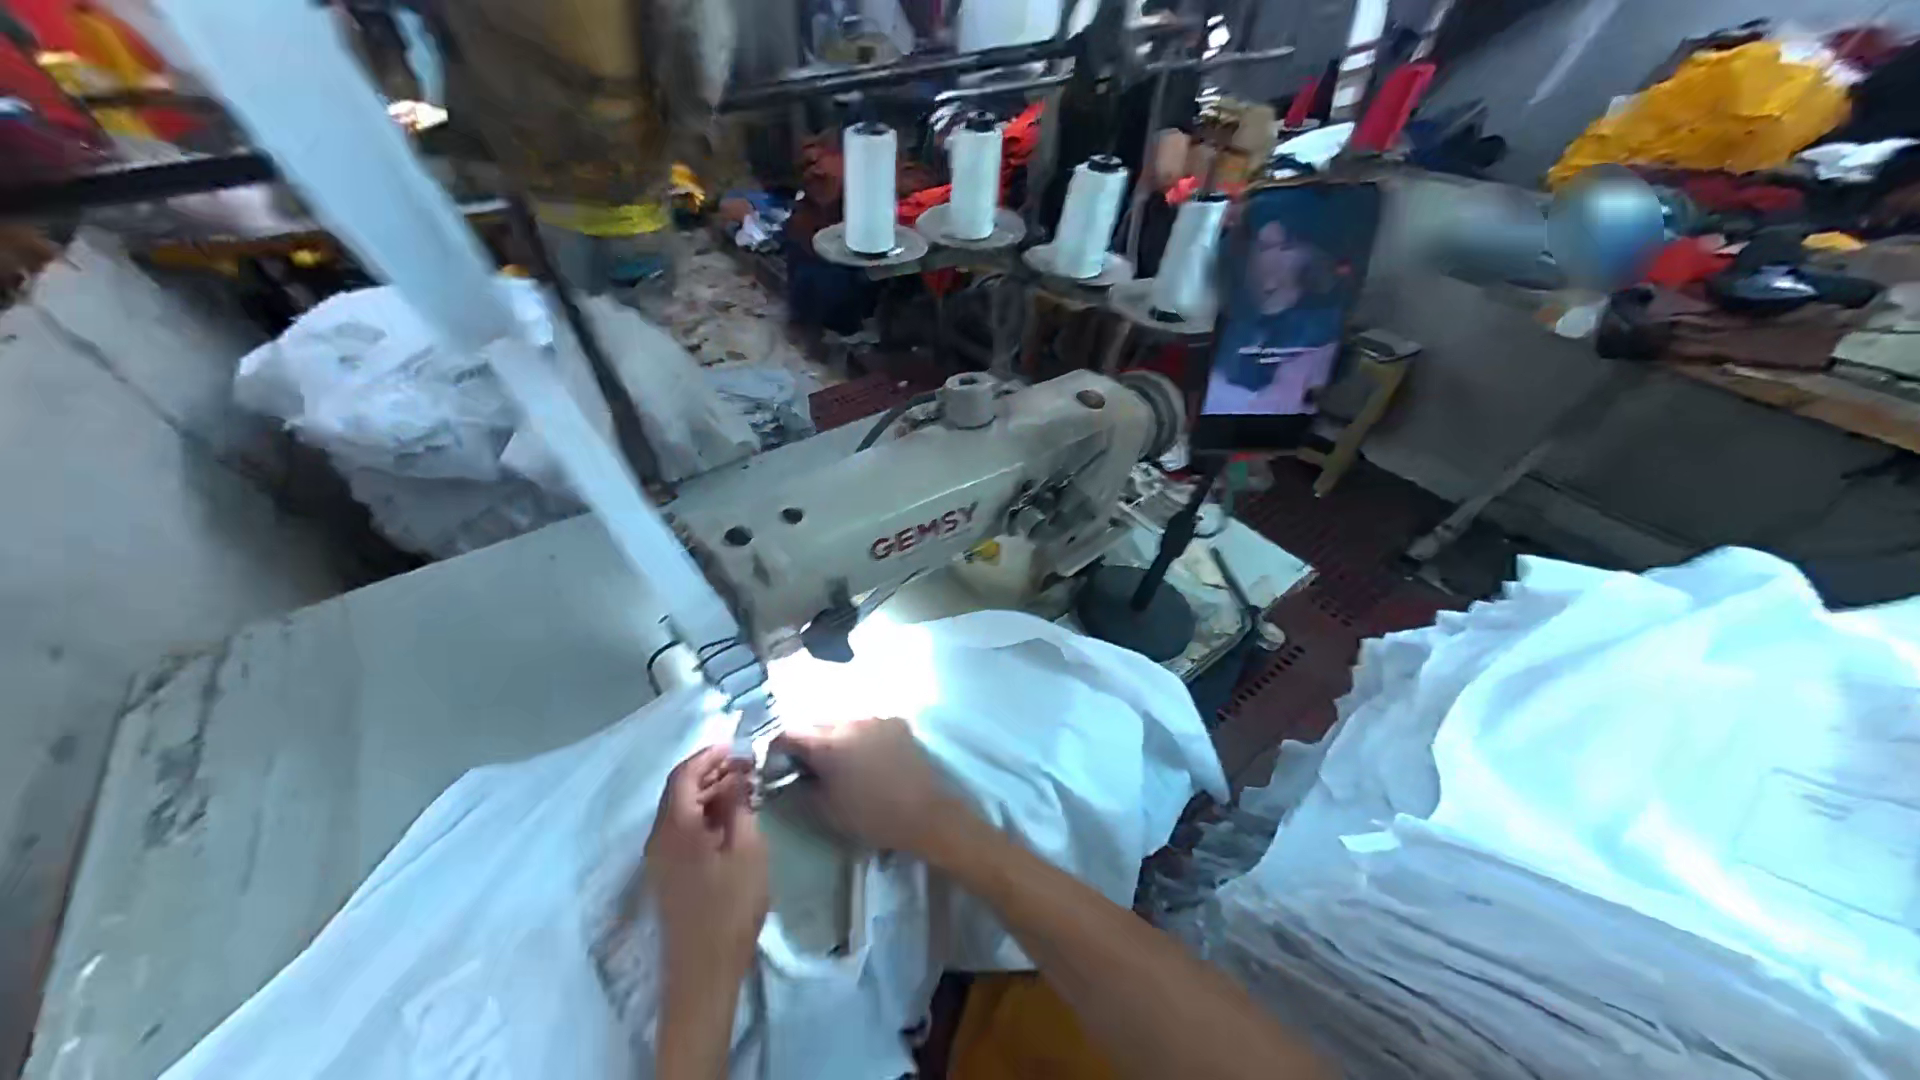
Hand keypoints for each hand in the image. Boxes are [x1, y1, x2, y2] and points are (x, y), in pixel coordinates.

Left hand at [645, 745, 768, 978]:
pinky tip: (732, 817)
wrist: (704, 970)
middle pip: (680, 791)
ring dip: (710, 793)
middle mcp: (659, 838)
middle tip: (747, 765)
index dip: (709, 755)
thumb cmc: (730, 905)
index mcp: (675, 827)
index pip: (684, 775)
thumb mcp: (747, 848)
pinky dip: (706, 814)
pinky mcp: (668, 874)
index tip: (737, 746)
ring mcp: (660, 858)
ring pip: (682, 810)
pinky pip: (683, 830)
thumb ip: (739, 807)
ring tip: (745, 787)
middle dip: (712, 772)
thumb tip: (736, 778)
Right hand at [773, 717, 966, 856]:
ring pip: (842, 721)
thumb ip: (801, 787)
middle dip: (806, 740)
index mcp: (828, 743)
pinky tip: (865, 755)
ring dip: (833, 736)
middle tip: (805, 764)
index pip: (788, 733)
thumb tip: (788, 775)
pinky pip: (867, 723)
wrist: (925, 813)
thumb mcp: (826, 809)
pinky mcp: (896, 723)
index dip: (777, 747)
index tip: (775, 761)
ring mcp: (876, 719)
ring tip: (838, 760)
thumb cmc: (871, 816)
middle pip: (816, 724)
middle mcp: (850, 722)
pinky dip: (859, 735)